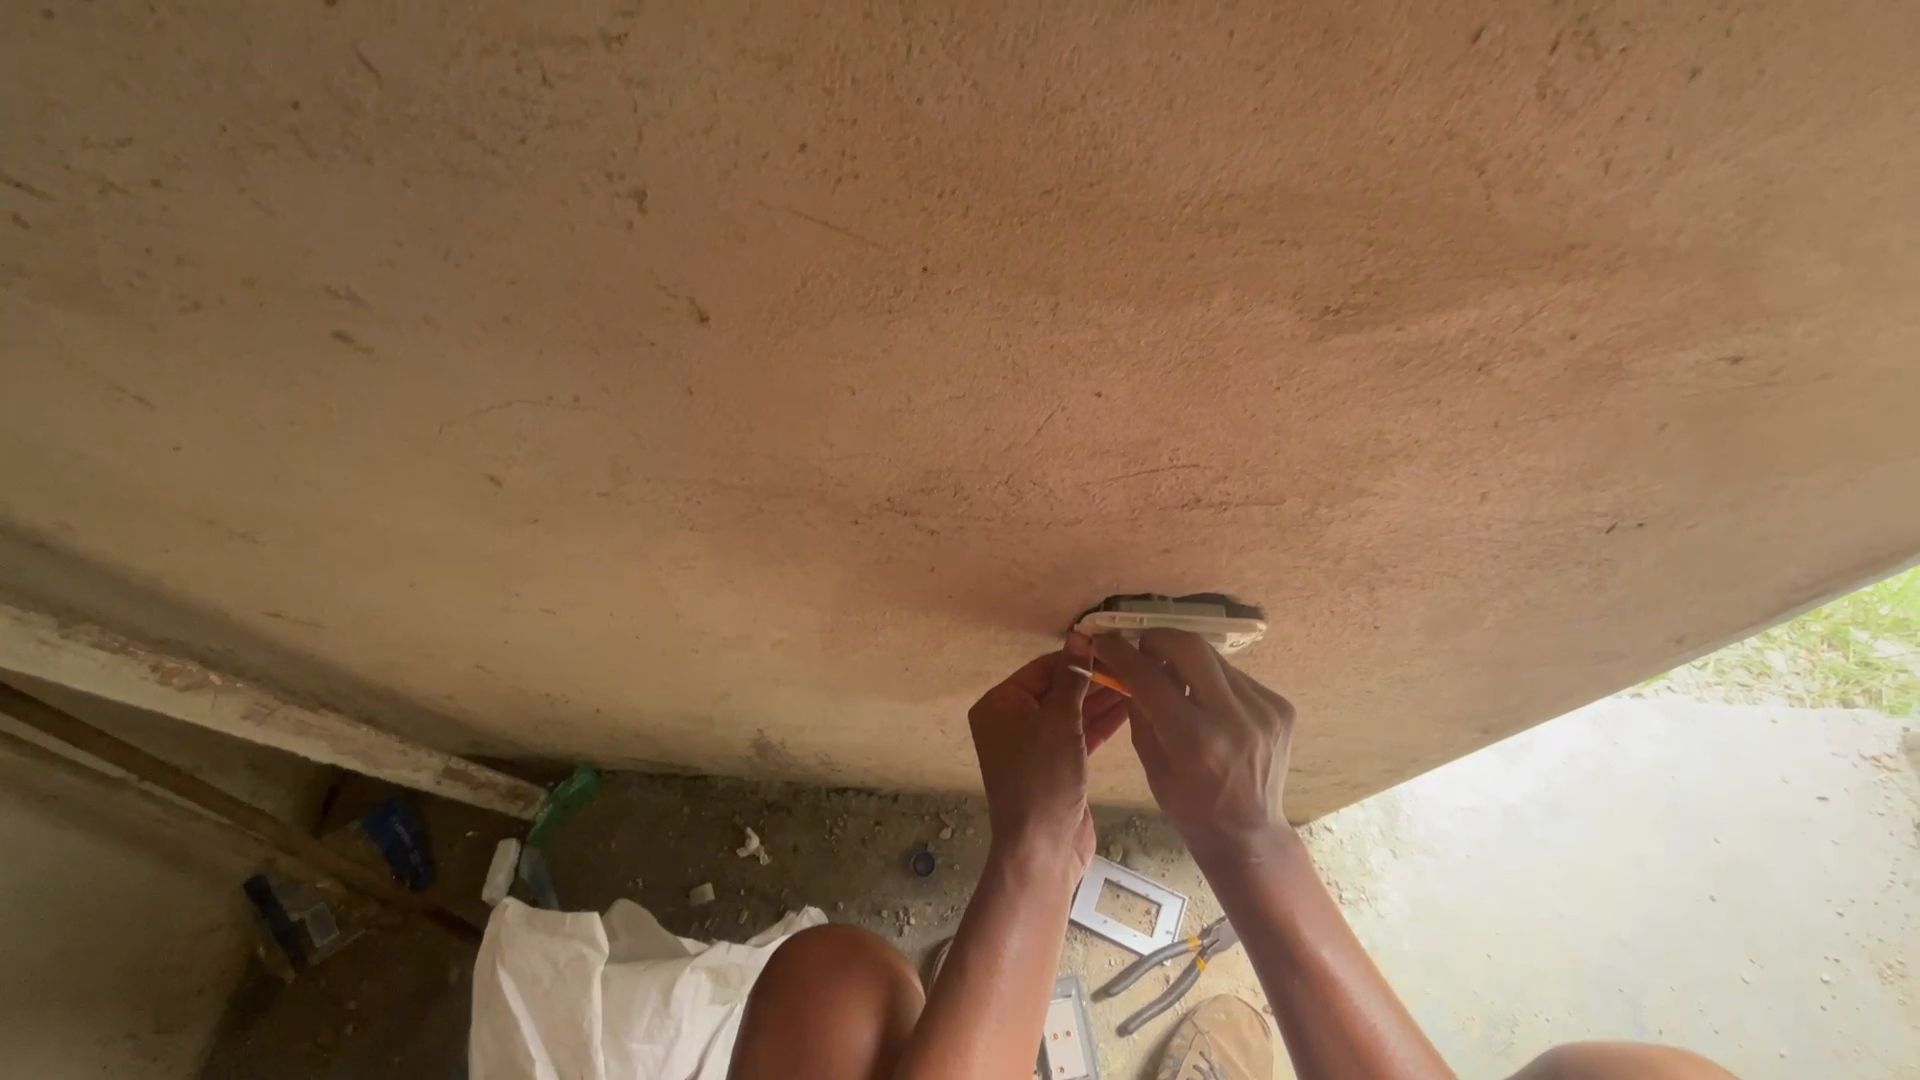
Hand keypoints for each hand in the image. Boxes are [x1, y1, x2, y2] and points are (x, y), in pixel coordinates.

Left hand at [968, 633, 1129, 875]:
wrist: (1043, 847)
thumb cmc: (1044, 779)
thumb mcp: (1059, 721)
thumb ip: (1072, 678)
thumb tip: (1080, 635)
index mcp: (999, 705)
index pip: (1042, 668)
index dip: (1078, 656)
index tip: (1114, 644)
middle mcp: (1011, 721)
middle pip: (1057, 689)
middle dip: (1093, 677)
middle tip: (1133, 662)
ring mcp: (1034, 745)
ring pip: (1070, 712)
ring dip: (1101, 699)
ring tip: (1139, 679)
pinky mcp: (1055, 765)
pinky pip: (1078, 734)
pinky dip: (1100, 723)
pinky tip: (1130, 706)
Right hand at [1092, 629, 1295, 854]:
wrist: (1249, 833)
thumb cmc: (1189, 806)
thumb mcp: (1151, 763)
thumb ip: (1139, 709)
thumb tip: (1124, 665)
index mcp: (1195, 742)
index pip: (1149, 677)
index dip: (1121, 653)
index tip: (1105, 641)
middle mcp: (1234, 719)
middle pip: (1190, 647)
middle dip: (1157, 638)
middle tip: (1142, 648)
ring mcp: (1263, 710)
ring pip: (1213, 658)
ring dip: (1185, 660)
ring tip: (1174, 679)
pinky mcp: (1280, 706)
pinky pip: (1234, 676)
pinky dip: (1212, 680)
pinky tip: (1207, 702)